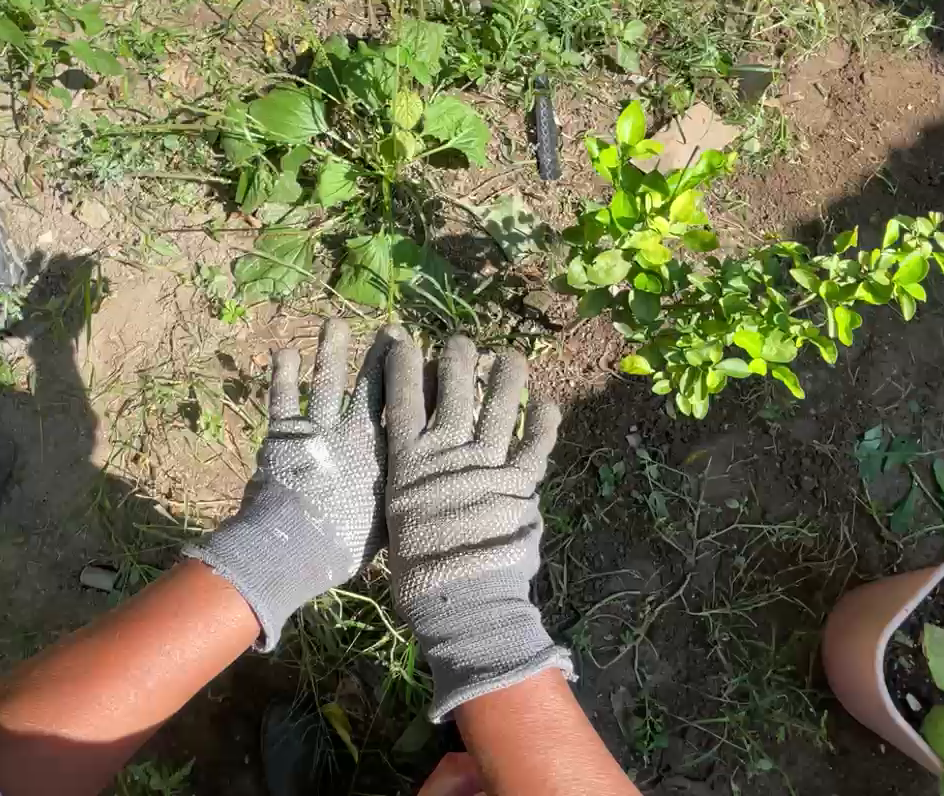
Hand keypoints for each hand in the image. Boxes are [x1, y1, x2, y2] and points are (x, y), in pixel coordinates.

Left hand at [186, 319, 397, 648]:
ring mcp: (317, 429)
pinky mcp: (283, 433)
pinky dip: (284, 375)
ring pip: (327, 382)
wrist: (293, 548)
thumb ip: (405, 493)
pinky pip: (283, 398)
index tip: (427, 357)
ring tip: (335, 323)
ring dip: (331, 351)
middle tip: (392, 330)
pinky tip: (285, 350)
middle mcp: (353, 433)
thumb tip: (430, 482)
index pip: (404, 406)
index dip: (415, 380)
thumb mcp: (389, 520)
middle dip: (383, 356)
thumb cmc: (345, 543)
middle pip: (372, 386)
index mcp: (382, 453)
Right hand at [385, 335, 569, 718]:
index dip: (404, 364)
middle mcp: (448, 452)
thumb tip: (405, 466)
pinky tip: (546, 402)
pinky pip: (536, 444)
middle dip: (457, 357)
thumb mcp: (396, 519)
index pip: (404, 397)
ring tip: (509, 354)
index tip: (404, 338)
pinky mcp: (521, 483)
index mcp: (410, 461)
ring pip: (498, 404)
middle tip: (460, 343)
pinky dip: (543, 422)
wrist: (463, 605)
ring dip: (505, 375)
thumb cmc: (418, 573)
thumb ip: (405, 485)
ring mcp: (487, 464)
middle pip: (454, 388)